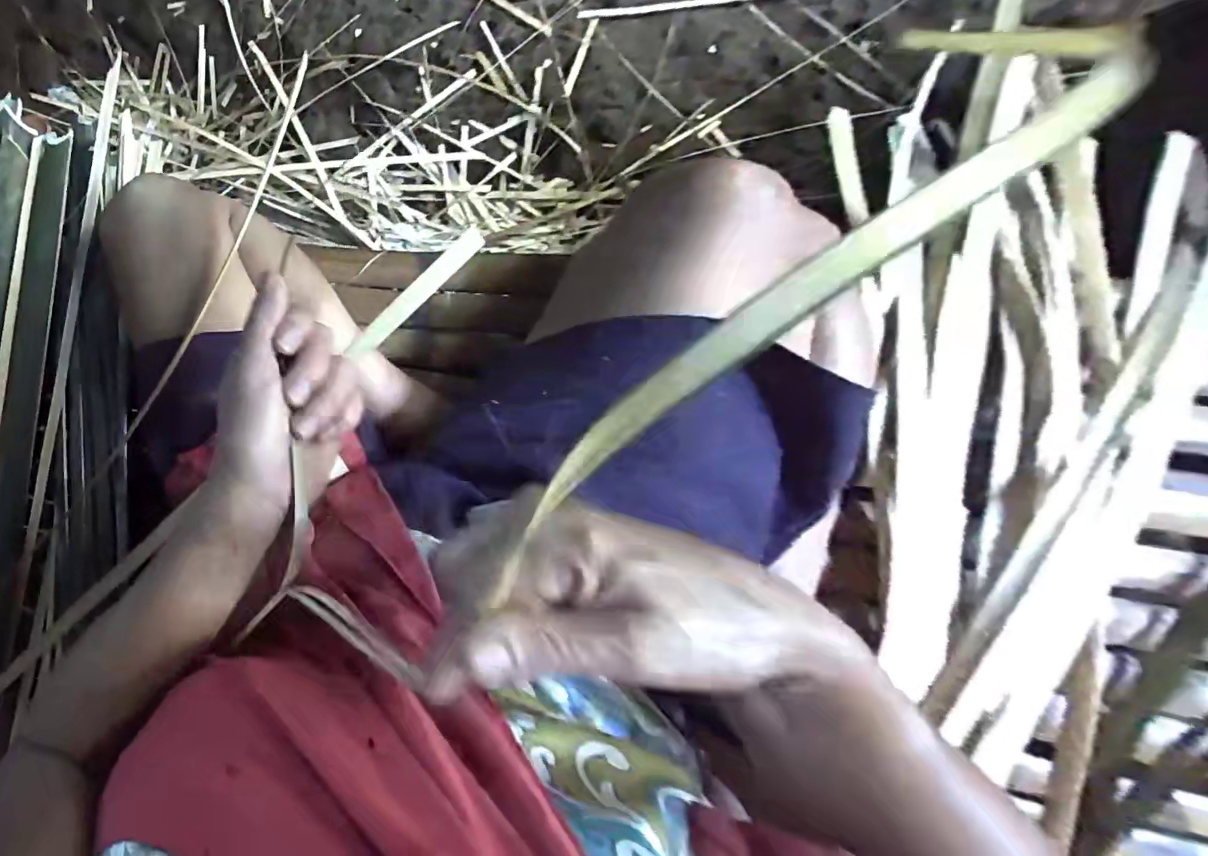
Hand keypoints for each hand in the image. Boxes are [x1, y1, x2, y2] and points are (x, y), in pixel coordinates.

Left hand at [209, 275, 362, 524]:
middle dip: (312, 375)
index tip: (284, 347)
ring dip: (326, 404)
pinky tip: (321, 437)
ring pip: (346, 372)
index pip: (302, 316)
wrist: (265, 489)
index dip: (299, 329)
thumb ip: (264, 321)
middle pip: (327, 342)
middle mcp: (296, 364)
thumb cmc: (249, 428)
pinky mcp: (338, 415)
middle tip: (291, 402)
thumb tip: (271, 271)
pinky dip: (339, 419)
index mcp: (270, 349)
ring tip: (303, 430)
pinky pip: (356, 401)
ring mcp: (320, 390)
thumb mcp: (251, 369)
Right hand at [424, 493, 870, 700]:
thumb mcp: (634, 645)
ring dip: (473, 617)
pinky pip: (498, 569)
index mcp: (556, 528)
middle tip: (474, 683)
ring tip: (493, 666)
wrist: (772, 625)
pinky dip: (494, 607)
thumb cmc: (714, 632)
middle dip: (461, 624)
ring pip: (474, 567)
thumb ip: (544, 645)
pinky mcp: (556, 542)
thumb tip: (458, 657)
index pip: (476, 586)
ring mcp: (546, 523)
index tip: (435, 694)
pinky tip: (513, 640)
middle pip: (464, 568)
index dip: (453, 641)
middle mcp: (539, 512)